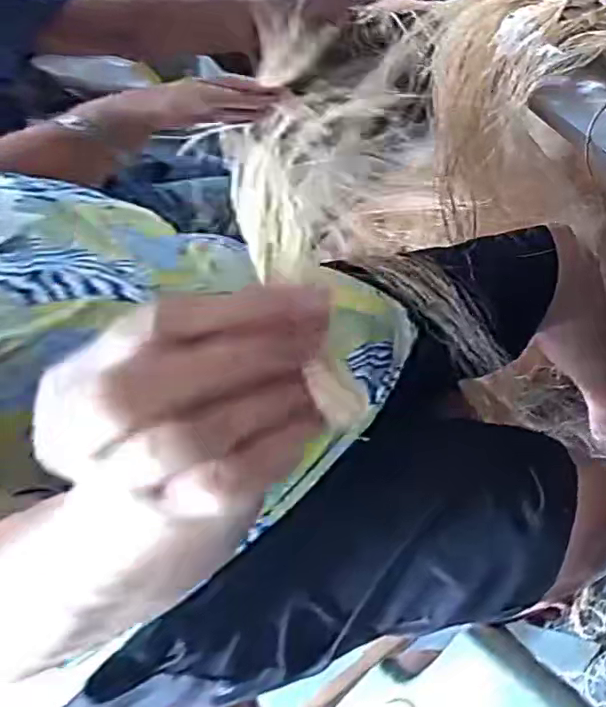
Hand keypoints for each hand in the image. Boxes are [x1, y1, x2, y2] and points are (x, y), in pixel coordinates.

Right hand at [32, 287, 329, 519]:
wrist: (155, 501)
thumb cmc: (191, 407)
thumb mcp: (198, 360)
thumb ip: (244, 327)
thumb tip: (315, 299)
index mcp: (87, 372)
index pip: (153, 325)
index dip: (247, 308)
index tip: (318, 300)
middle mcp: (84, 429)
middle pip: (138, 390)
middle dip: (249, 356)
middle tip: (316, 342)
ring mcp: (122, 478)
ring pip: (184, 439)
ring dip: (269, 400)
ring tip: (317, 381)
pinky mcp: (176, 509)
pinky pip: (227, 477)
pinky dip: (284, 439)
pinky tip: (317, 418)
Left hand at [93, 75, 283, 132]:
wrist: (133, 116)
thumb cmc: (171, 102)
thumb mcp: (211, 98)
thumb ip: (244, 99)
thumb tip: (276, 98)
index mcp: (220, 83)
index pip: (256, 86)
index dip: (275, 91)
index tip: (296, 98)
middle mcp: (218, 91)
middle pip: (252, 95)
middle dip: (271, 100)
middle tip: (295, 107)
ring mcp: (211, 104)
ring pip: (244, 106)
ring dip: (262, 109)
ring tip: (282, 114)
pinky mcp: (205, 117)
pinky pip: (232, 115)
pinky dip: (247, 117)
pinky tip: (258, 120)